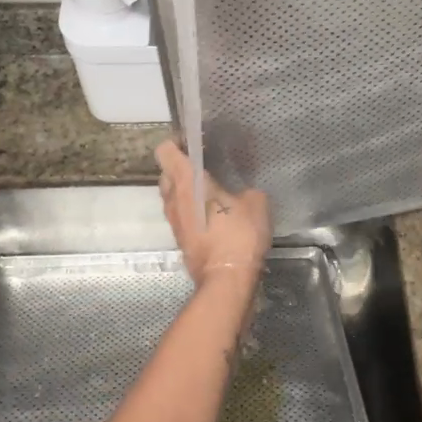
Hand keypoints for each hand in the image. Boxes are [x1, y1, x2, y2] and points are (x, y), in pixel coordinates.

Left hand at [155, 142, 271, 292]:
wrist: (226, 280)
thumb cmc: (238, 235)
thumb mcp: (256, 203)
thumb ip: (247, 189)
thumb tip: (243, 192)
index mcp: (187, 181)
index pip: (165, 151)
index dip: (176, 142)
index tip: (195, 141)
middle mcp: (174, 198)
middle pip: (165, 172)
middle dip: (180, 165)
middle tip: (204, 163)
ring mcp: (174, 221)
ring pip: (171, 195)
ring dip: (184, 189)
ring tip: (209, 188)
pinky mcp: (180, 238)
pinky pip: (180, 214)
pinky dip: (190, 208)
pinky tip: (212, 211)